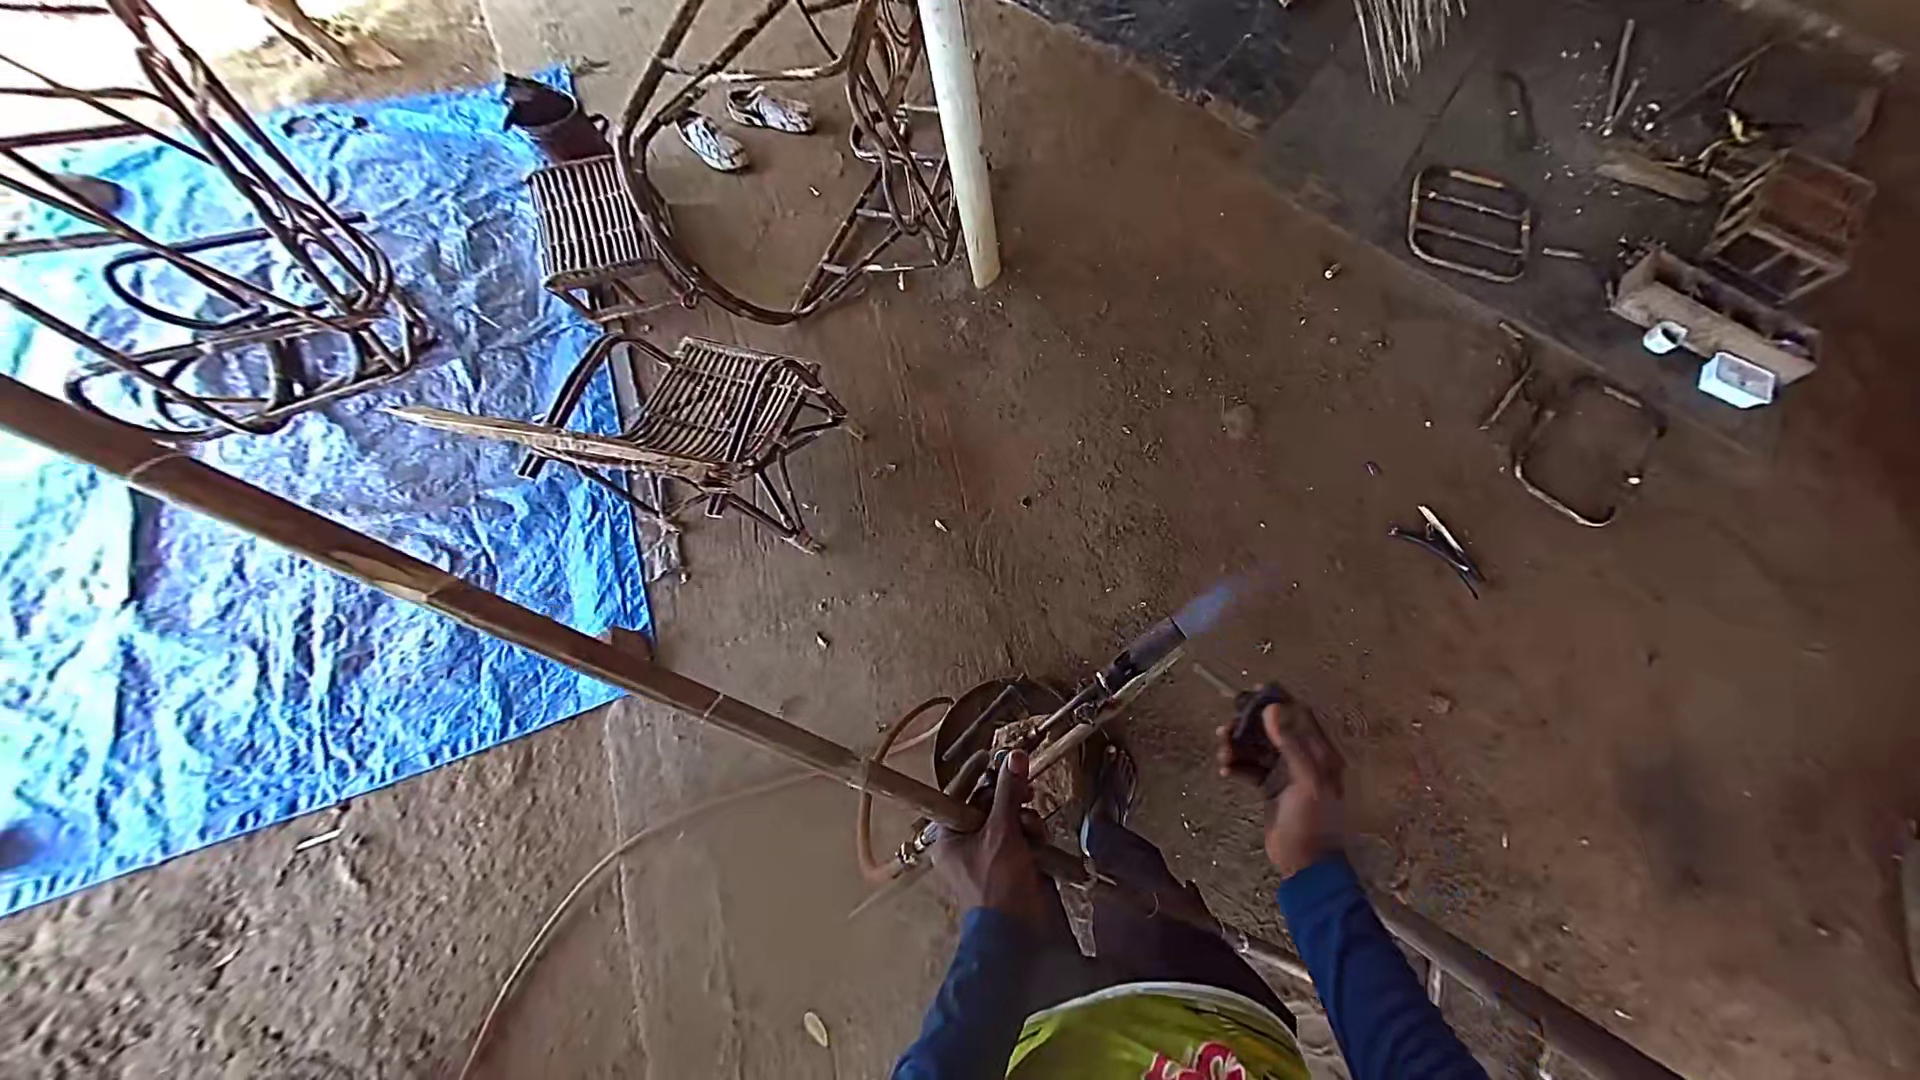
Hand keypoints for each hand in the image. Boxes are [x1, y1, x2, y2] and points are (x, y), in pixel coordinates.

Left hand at [931, 750, 1047, 928]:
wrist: (1016, 938)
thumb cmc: (996, 885)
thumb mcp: (1002, 832)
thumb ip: (1009, 792)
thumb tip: (1015, 756)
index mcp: (949, 835)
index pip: (958, 793)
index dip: (975, 774)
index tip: (990, 756)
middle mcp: (965, 841)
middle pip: (987, 803)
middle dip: (1008, 799)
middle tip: (1025, 791)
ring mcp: (988, 854)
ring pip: (1007, 818)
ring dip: (1024, 818)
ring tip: (1032, 829)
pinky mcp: (1010, 864)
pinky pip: (1020, 836)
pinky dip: (1031, 836)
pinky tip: (1039, 843)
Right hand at [1216, 703, 1345, 878]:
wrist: (1306, 866)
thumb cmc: (1313, 822)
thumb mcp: (1307, 781)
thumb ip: (1291, 744)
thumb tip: (1271, 709)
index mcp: (1321, 754)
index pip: (1299, 716)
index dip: (1277, 702)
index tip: (1253, 692)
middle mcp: (1303, 759)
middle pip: (1271, 730)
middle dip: (1248, 726)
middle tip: (1226, 726)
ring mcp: (1285, 773)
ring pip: (1256, 748)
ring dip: (1237, 746)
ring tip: (1222, 752)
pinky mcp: (1269, 787)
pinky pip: (1248, 767)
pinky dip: (1236, 766)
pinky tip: (1226, 771)